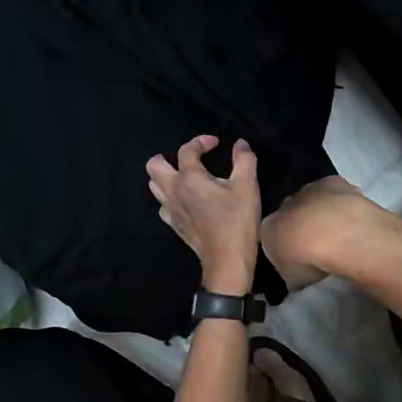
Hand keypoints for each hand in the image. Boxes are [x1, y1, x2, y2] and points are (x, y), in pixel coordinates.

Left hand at [146, 135, 260, 294]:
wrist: (227, 260)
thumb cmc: (237, 220)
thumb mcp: (247, 186)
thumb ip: (244, 159)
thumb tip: (240, 144)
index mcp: (190, 178)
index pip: (186, 150)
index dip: (200, 141)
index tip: (216, 143)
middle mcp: (174, 191)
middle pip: (154, 167)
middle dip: (166, 157)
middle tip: (186, 158)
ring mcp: (170, 210)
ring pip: (154, 187)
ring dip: (165, 177)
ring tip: (183, 176)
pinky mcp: (174, 225)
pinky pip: (163, 206)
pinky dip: (169, 198)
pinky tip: (185, 200)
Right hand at [259, 175, 380, 289]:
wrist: (334, 232)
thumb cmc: (308, 260)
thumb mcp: (293, 278)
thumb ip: (291, 272)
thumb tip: (295, 273)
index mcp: (269, 228)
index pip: (273, 236)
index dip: (287, 246)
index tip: (300, 258)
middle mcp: (284, 205)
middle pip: (291, 214)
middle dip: (301, 225)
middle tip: (317, 243)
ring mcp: (308, 190)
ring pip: (311, 200)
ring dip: (321, 212)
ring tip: (337, 231)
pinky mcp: (332, 182)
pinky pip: (333, 192)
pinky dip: (340, 201)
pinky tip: (351, 215)